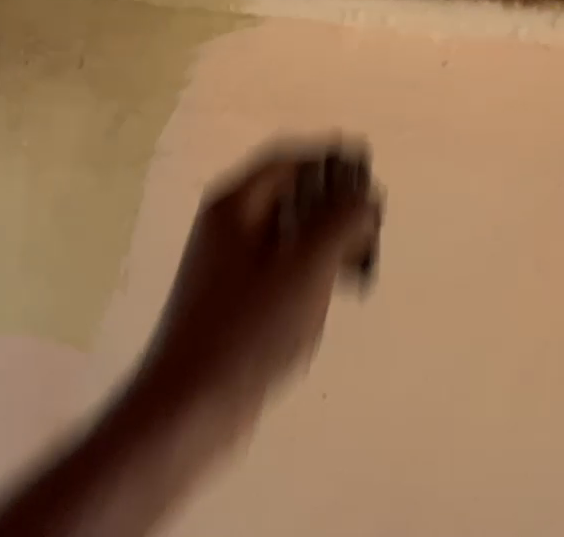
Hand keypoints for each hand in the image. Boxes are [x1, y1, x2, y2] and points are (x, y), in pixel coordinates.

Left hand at [132, 147, 383, 439]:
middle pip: (289, 194)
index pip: (289, 161)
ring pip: (288, 232)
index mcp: (235, 205)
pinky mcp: (234, 296)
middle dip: (334, 203)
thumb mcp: (305, 267)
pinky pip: (280, 264)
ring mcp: (228, 263)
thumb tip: (365, 195)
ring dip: (327, 237)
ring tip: (361, 258)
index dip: (331, 161)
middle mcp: (228, 225)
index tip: (368, 172)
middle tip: (371, 222)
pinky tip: (331, 289)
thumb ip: (340, 222)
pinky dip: (311, 266)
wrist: (191, 402)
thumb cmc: (249, 327)